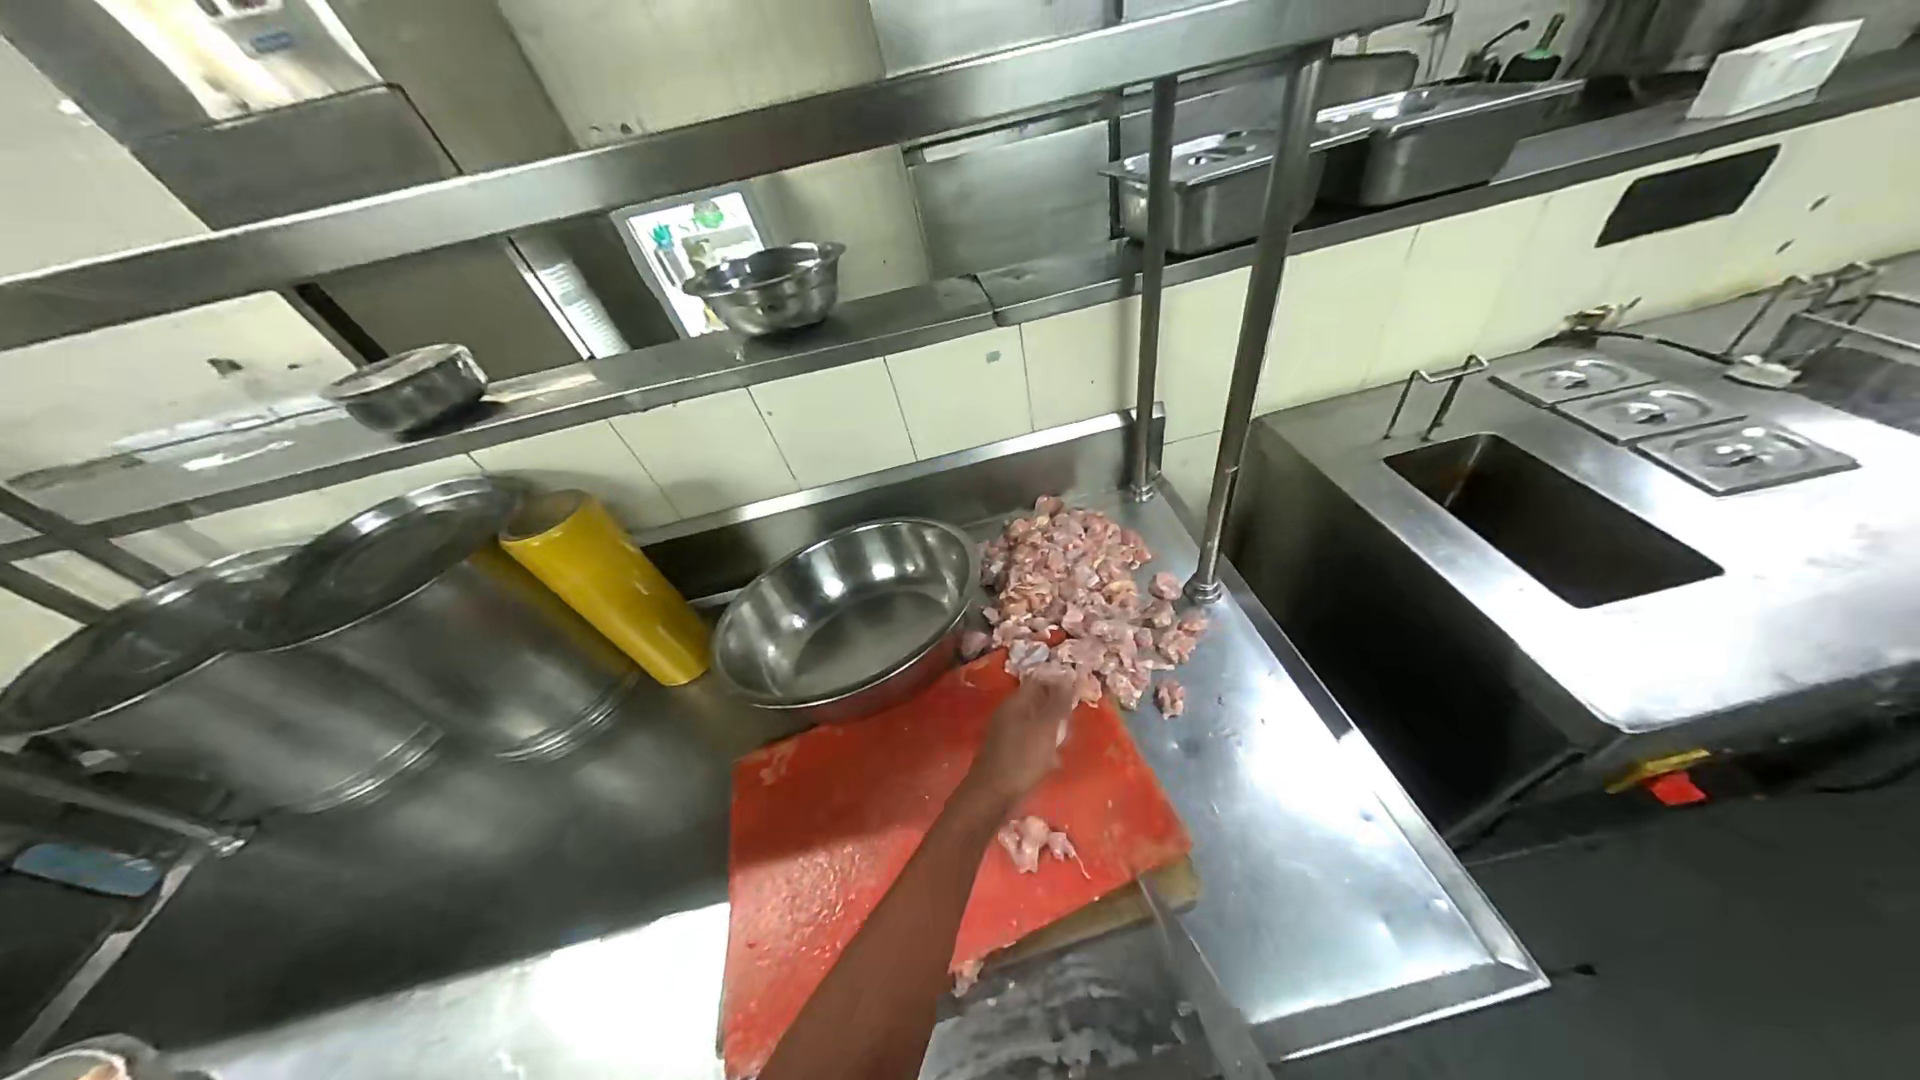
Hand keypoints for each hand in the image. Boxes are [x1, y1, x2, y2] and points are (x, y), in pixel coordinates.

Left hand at [966, 669, 1076, 806]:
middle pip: (1038, 703)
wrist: (992, 796)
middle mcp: (1008, 713)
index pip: (1038, 681)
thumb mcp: (1045, 729)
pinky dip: (1043, 749)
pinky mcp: (1008, 752)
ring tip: (1061, 745)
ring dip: (1052, 732)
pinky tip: (1051, 762)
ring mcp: (1006, 733)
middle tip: (1070, 723)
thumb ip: (1057, 703)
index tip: (1077, 693)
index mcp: (1015, 702)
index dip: (1058, 683)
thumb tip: (1067, 678)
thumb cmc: (1022, 759)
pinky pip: (1031, 743)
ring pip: (1036, 724)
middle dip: (1057, 711)